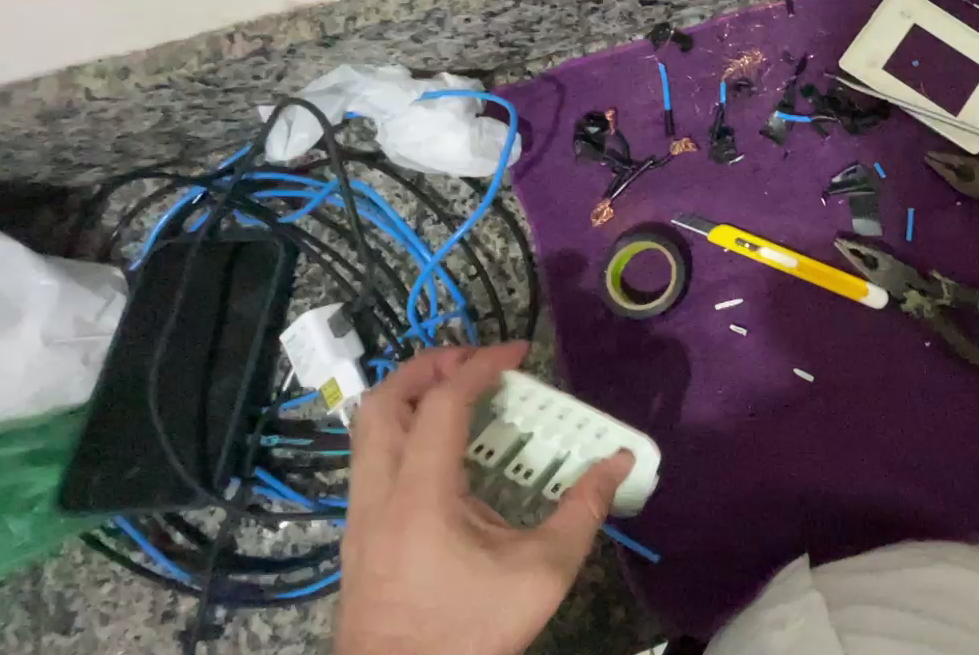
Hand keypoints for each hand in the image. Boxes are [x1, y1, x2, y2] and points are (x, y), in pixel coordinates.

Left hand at [335, 341, 633, 654]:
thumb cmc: (470, 633)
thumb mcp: (544, 571)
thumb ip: (584, 508)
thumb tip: (619, 461)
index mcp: (421, 498)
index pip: (443, 405)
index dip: (480, 366)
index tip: (519, 351)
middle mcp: (379, 497)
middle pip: (382, 403)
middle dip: (430, 367)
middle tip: (478, 362)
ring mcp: (361, 518)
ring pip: (367, 431)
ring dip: (413, 396)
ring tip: (463, 393)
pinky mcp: (359, 536)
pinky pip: (372, 459)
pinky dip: (407, 430)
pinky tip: (448, 449)